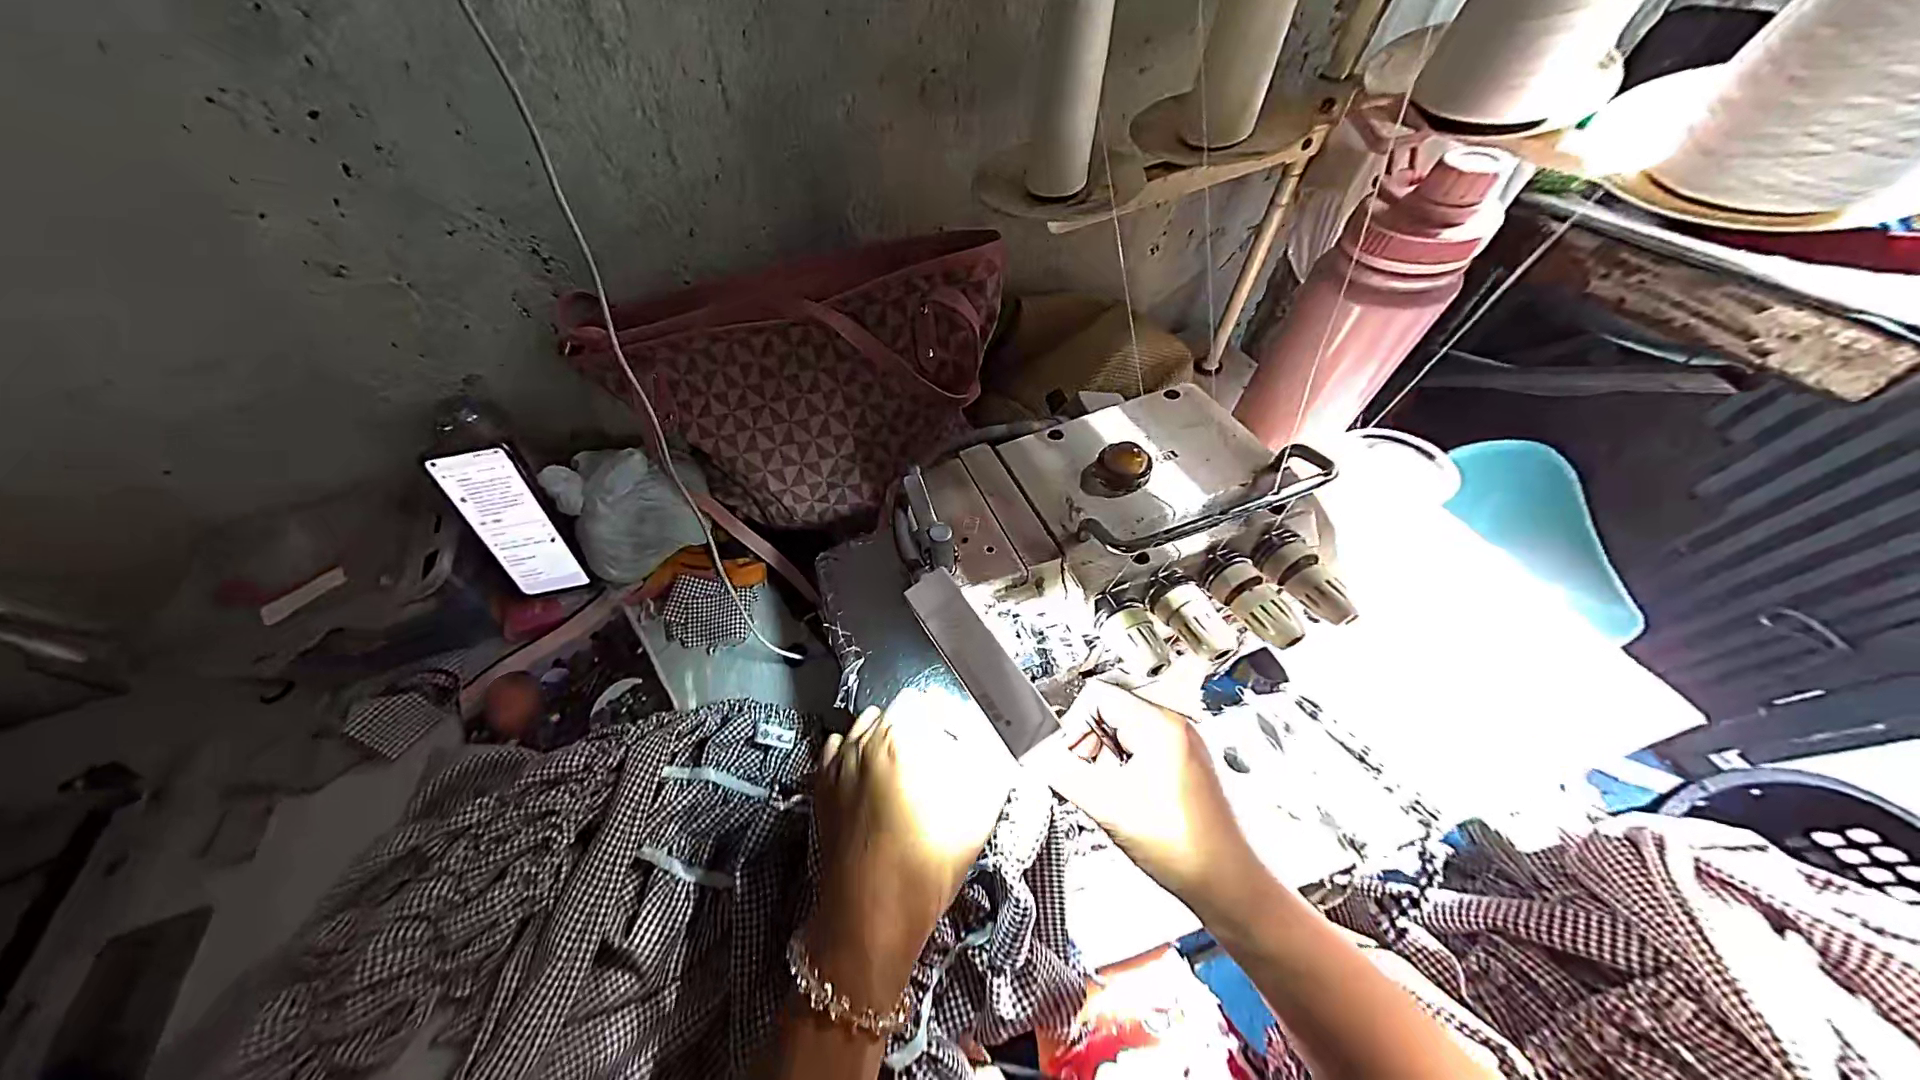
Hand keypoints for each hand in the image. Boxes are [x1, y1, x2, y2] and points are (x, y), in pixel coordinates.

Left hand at [807, 689, 1013, 1005]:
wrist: (868, 921)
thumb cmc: (920, 872)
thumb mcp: (975, 817)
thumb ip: (989, 771)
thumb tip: (995, 751)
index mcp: (897, 741)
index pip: (922, 702)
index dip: (943, 715)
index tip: (955, 732)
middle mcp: (861, 745)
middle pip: (893, 712)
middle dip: (917, 726)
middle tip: (936, 752)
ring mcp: (837, 767)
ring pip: (863, 728)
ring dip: (885, 736)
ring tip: (905, 763)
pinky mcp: (822, 790)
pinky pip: (837, 752)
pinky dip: (855, 752)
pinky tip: (871, 771)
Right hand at [1028, 681, 1252, 910]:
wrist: (1226, 885)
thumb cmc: (1185, 849)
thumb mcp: (1106, 806)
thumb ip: (1062, 772)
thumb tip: (1037, 755)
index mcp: (1159, 725)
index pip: (1096, 696)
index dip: (1074, 727)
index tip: (1070, 757)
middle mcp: (1175, 727)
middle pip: (1108, 714)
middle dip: (1089, 747)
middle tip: (1094, 782)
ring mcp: (1182, 746)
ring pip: (1122, 735)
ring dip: (1106, 763)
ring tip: (1115, 797)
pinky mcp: (1184, 765)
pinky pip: (1139, 753)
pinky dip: (1124, 774)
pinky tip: (1131, 804)